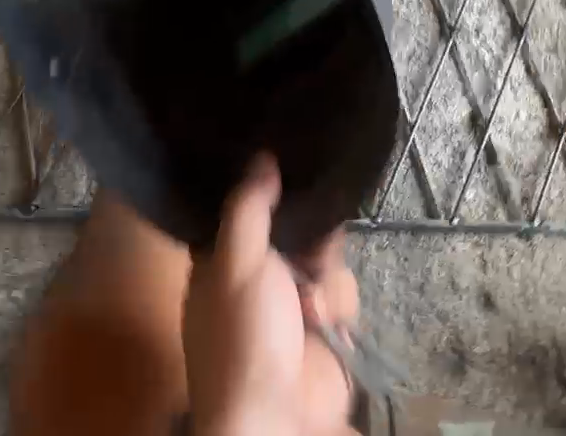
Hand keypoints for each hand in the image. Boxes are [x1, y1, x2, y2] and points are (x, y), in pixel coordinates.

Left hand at [183, 155, 355, 435]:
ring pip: (326, 255)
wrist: (279, 417)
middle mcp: (259, 274)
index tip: (292, 164)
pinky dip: (338, 305)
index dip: (270, 189)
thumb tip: (261, 155)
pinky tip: (327, 324)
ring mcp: (293, 300)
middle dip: (312, 235)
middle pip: (297, 227)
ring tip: (312, 306)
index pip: (250, 208)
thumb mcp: (236, 266)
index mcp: (223, 260)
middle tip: (312, 249)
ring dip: (326, 278)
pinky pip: (342, 289)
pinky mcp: (325, 323)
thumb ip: (249, 209)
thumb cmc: (244, 338)